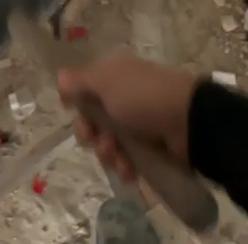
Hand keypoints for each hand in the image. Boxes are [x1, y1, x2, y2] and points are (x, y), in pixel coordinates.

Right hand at [58, 55, 198, 181]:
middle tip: (100, 140)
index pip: (85, 92)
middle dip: (92, 135)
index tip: (73, 114)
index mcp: (113, 76)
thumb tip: (59, 79)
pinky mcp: (151, 148)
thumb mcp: (105, 81)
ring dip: (109, 154)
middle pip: (95, 121)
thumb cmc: (142, 96)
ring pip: (110, 143)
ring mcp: (139, 124)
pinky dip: (126, 166)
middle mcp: (123, 97)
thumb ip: (78, 81)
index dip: (77, 105)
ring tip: (119, 158)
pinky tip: (130, 170)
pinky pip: (129, 160)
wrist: (188, 122)